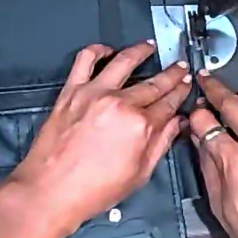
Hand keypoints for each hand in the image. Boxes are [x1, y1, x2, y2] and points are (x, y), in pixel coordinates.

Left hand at [6, 42, 190, 237]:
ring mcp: (94, 94)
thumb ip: (160, 144)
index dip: (181, 91)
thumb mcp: (139, 174)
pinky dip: (98, 50)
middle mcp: (120, 104)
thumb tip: (176, 125)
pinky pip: (85, 60)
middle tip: (179, 66)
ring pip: (124, 61)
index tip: (186, 84)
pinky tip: (108, 50)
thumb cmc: (91, 190)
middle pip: (154, 82)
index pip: (169, 102)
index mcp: (140, 126)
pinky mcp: (72, 91)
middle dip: (171, 73)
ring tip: (149, 46)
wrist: (50, 191)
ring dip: (141, 51)